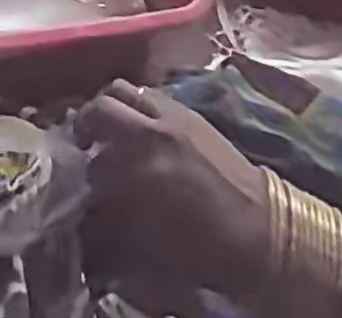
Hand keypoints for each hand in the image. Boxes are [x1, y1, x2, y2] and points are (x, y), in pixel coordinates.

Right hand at [74, 80, 270, 306]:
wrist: (267, 233)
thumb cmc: (210, 251)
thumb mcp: (153, 249)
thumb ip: (111, 229)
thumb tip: (83, 220)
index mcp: (144, 171)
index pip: (92, 163)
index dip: (80, 179)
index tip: (74, 188)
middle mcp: (154, 133)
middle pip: (100, 110)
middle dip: (84, 128)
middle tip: (81, 147)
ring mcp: (171, 115)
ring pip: (121, 91)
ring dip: (106, 108)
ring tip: (103, 129)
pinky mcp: (186, 110)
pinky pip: (146, 94)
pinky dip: (131, 106)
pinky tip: (133, 128)